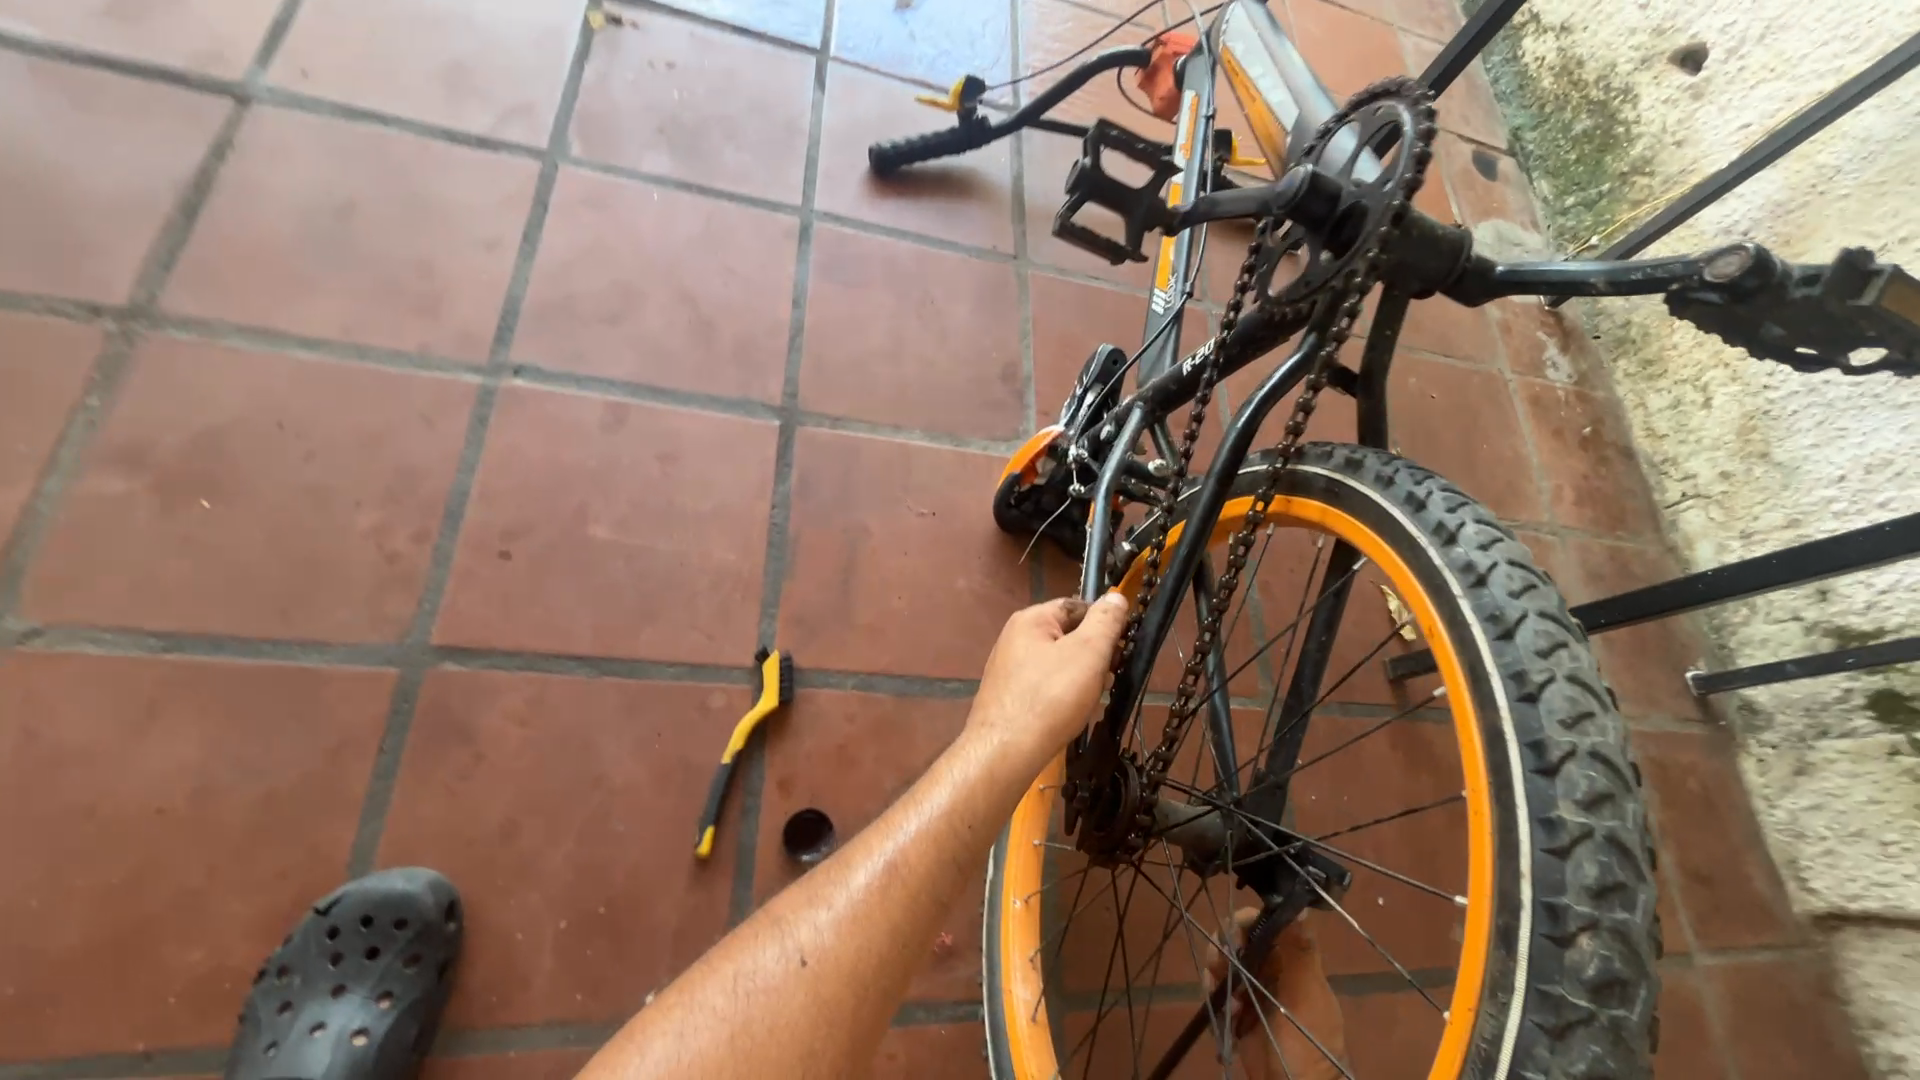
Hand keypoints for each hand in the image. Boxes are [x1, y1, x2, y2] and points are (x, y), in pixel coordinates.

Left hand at [966, 594, 1130, 767]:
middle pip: (1066, 635)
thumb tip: (1115, 596)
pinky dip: (1063, 693)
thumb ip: (1105, 622)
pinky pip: (1045, 685)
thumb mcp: (1087, 653)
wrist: (1005, 750)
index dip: (1103, 621)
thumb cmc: (1050, 697)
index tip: (1123, 644)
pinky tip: (1072, 711)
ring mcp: (1009, 668)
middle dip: (1094, 653)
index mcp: (1031, 620)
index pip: (1076, 606)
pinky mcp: (1009, 695)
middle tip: (1111, 674)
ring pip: (1058, 663)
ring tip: (1095, 696)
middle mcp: (1015, 638)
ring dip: (1081, 676)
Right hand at [1204, 909, 1347, 1078]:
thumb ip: (1300, 953)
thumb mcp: (1306, 998)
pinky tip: (1221, 1005)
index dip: (1248, 920)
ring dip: (1216, 967)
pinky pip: (1218, 987)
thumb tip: (1300, 906)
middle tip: (1219, 963)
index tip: (1236, 929)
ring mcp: (1254, 992)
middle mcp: (1274, 972)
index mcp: (1296, 964)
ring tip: (1216, 986)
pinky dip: (1213, 990)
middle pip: (1241, 939)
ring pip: (1226, 960)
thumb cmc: (1305, 1045)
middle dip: (1225, 944)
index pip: (1269, 925)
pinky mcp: (1237, 1011)